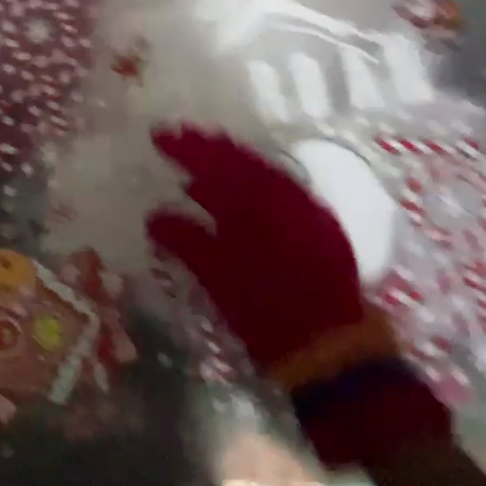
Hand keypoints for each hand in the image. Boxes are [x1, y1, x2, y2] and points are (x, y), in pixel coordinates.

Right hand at [145, 126, 368, 374]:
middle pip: (242, 158)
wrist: (332, 351)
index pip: (214, 162)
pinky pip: (284, 186)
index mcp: (254, 205)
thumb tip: (154, 215)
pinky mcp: (323, 226)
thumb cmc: (264, 312)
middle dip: (209, 145)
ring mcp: (309, 209)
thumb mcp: (214, 276)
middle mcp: (285, 198)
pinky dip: (258, 178)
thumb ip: (183, 238)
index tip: (158, 135)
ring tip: (205, 155)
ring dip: (233, 158)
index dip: (185, 146)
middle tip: (180, 134)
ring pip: (265, 168)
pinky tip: (242, 186)